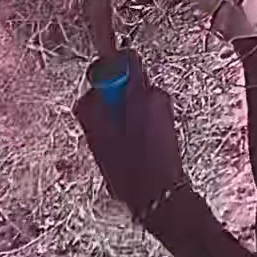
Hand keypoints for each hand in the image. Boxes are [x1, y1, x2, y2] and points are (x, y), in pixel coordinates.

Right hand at [73, 53, 188, 219]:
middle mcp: (157, 97)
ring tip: (114, 138)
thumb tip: (90, 92)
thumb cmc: (133, 171)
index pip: (126, 58)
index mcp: (141, 95)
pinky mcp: (166, 123)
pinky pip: (142, 110)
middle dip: (112, 95)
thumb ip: (91, 107)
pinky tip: (127, 144)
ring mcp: (164, 110)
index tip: (97, 84)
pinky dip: (132, 120)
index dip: (107, 66)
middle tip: (102, 121)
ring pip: (134, 97)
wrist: (161, 198)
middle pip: (127, 79)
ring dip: (122, 110)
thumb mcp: (99, 138)